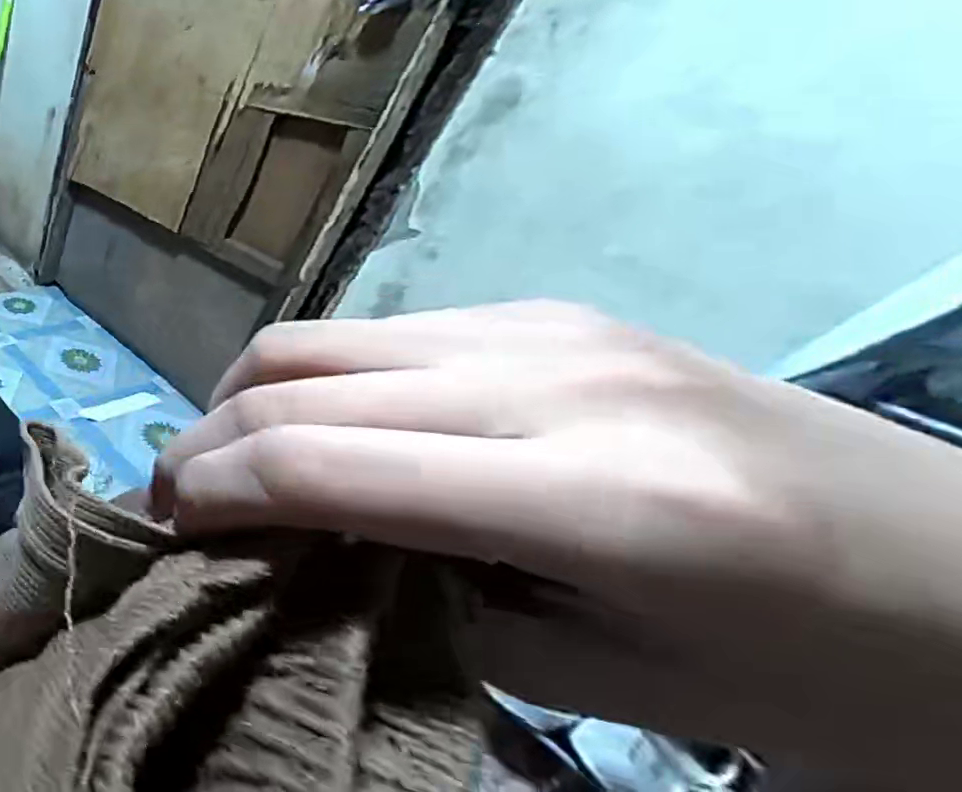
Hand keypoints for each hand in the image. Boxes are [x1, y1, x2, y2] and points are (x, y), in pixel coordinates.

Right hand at [151, 301, 961, 786]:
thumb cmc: (826, 681)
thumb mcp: (610, 683)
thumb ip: (422, 599)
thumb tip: (287, 550)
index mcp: (598, 495)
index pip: (324, 464)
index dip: (217, 490)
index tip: (165, 526)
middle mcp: (549, 374)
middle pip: (296, 377)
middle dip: (204, 439)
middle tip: (170, 497)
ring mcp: (539, 322)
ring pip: (315, 337)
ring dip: (241, 397)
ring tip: (224, 458)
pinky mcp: (535, 308)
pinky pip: (370, 335)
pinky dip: (305, 380)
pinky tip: (310, 426)